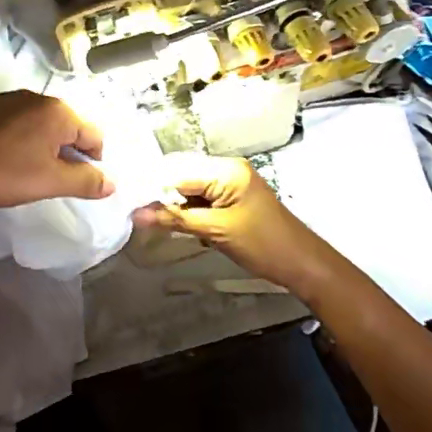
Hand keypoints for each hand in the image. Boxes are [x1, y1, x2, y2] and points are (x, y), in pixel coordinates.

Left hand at [0, 91, 114, 218]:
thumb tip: (112, 183)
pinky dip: (22, 139)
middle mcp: (36, 96)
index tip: (81, 183)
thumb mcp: (50, 183)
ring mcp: (8, 99)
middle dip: (69, 151)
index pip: (93, 134)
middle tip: (56, 179)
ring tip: (30, 172)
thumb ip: (86, 181)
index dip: (94, 160)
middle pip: (68, 125)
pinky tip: (7, 160)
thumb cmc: (2, 176)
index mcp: (57, 111)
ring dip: (45, 145)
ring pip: (41, 123)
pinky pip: (18, 122)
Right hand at [131, 154, 346, 298]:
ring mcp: (231, 181)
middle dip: (161, 194)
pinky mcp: (232, 195)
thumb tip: (136, 214)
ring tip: (153, 219)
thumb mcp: (214, 232)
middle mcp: (227, 168)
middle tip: (139, 213)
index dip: (153, 187)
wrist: (302, 263)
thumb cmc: (262, 245)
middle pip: (182, 175)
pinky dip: (189, 209)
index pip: (178, 171)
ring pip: (190, 187)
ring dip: (174, 203)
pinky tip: (177, 222)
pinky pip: (201, 195)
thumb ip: (174, 219)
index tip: (130, 202)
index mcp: (226, 170)